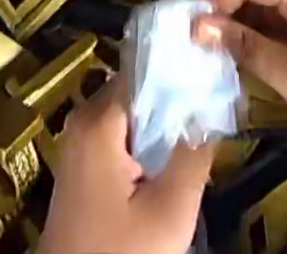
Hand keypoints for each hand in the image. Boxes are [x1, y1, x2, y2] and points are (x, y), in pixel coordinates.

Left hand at [38, 78, 214, 253]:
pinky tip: (166, 164)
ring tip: (193, 136)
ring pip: (125, 118)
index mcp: (97, 122)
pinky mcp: (79, 167)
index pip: (139, 75)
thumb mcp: (169, 212)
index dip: (174, 74)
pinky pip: (115, 139)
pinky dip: (140, 145)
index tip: (205, 77)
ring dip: (156, 127)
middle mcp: (81, 122)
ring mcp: (77, 144)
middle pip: (131, 94)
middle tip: (206, 112)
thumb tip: (209, 115)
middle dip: (168, 102)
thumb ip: (192, 157)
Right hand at [194, 0, 286, 161]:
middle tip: (191, 30)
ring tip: (204, 43)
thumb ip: (245, 47)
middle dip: (220, 5)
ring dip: (232, 22)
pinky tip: (229, 53)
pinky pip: (268, 26)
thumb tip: (198, 26)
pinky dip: (247, 37)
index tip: (191, 24)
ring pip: (257, 6)